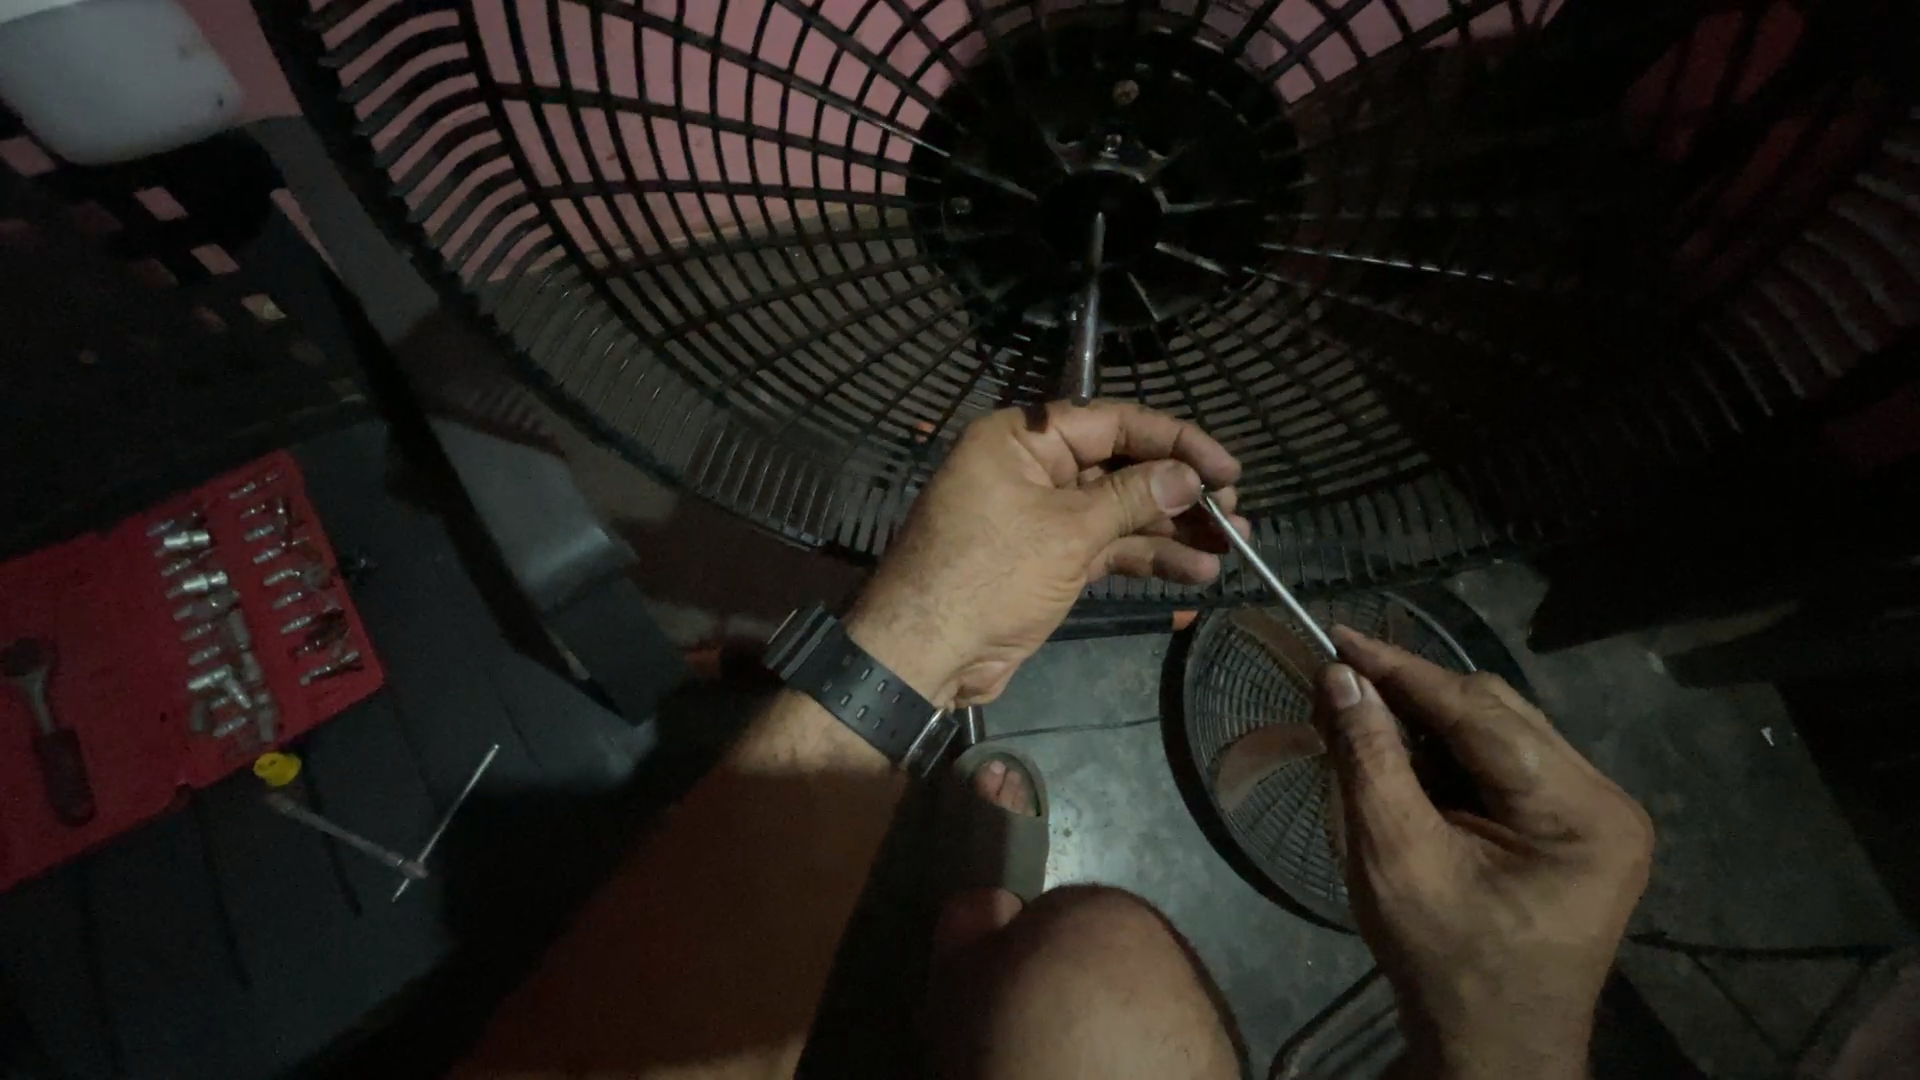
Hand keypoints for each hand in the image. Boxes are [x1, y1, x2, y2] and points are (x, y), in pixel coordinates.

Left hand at [845, 401, 1244, 707]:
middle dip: (1178, 491)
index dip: (1174, 440)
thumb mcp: (1066, 531)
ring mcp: (1041, 518)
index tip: (1227, 466)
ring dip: (1172, 530)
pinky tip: (1195, 572)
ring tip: (1232, 546)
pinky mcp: (1049, 560)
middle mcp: (1031, 470)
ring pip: (1118, 512)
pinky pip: (1105, 548)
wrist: (928, 654)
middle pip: (1119, 468)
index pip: (1111, 422)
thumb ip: (1131, 498)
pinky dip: (1145, 558)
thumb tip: (1189, 476)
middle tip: (1234, 512)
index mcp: (1022, 439)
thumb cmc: (989, 575)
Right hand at [1313, 627, 1654, 1079]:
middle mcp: (1601, 798)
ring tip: (1355, 721)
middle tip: (1334, 689)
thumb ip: (1368, 757)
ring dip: (1418, 719)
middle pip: (1490, 710)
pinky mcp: (1564, 821)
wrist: (1488, 1039)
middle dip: (1406, 694)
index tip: (1337, 635)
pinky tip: (1396, 757)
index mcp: (1580, 812)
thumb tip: (1339, 675)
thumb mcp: (1393, 853)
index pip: (1478, 712)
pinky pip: (1491, 756)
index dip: (1400, 669)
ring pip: (1489, 726)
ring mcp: (1589, 809)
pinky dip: (1436, 748)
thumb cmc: (1442, 956)